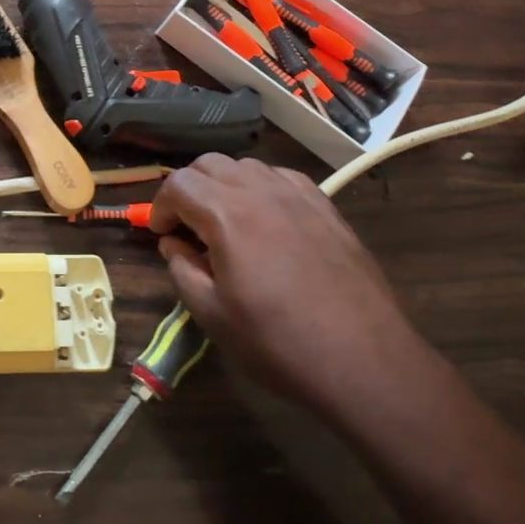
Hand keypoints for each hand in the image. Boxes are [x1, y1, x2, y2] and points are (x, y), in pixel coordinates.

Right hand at [149, 154, 430, 416]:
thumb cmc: (278, 342)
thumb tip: (173, 244)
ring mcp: (299, 196)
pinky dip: (262, 188)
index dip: (160, 206)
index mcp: (227, 214)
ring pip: (247, 166)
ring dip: (225, 185)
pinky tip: (267, 221)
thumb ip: (182, 270)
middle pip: (210, 164)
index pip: (178, 184)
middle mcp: (261, 191)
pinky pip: (283, 178)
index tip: (161, 234)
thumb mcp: (212, 315)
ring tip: (226, 222)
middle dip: (189, 188)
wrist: (364, 360)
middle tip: (187, 226)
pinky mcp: (327, 208)